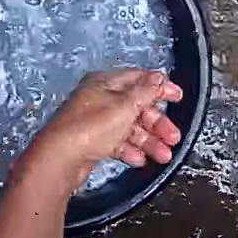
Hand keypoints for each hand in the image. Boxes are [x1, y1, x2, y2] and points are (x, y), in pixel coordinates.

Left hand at [13, 69, 185, 194]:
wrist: (60, 158)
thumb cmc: (88, 127)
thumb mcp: (125, 105)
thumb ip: (146, 91)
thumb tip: (159, 78)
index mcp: (105, 83)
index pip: (139, 80)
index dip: (160, 87)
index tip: (177, 96)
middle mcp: (99, 99)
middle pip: (137, 107)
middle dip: (157, 123)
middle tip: (172, 136)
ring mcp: (95, 122)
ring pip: (129, 128)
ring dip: (148, 141)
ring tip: (162, 155)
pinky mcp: (92, 142)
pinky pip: (117, 143)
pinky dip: (130, 150)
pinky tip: (138, 159)